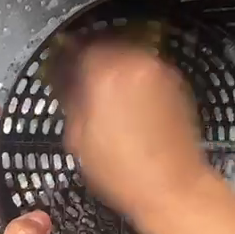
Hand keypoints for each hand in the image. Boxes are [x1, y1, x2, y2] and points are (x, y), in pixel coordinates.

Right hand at [54, 40, 212, 221]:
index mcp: (106, 73)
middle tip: (78, 77)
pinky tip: (126, 100)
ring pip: (128, 55)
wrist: (174, 189)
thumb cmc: (121, 171)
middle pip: (105, 44)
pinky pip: (146, 69)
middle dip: (89, 57)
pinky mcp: (177, 84)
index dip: (64, 56)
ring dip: (113, 66)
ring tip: (102, 91)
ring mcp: (160, 70)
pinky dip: (133, 77)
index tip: (57, 68)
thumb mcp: (78, 138)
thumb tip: (65, 80)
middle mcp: (135, 62)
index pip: (77, 46)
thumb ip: (70, 99)